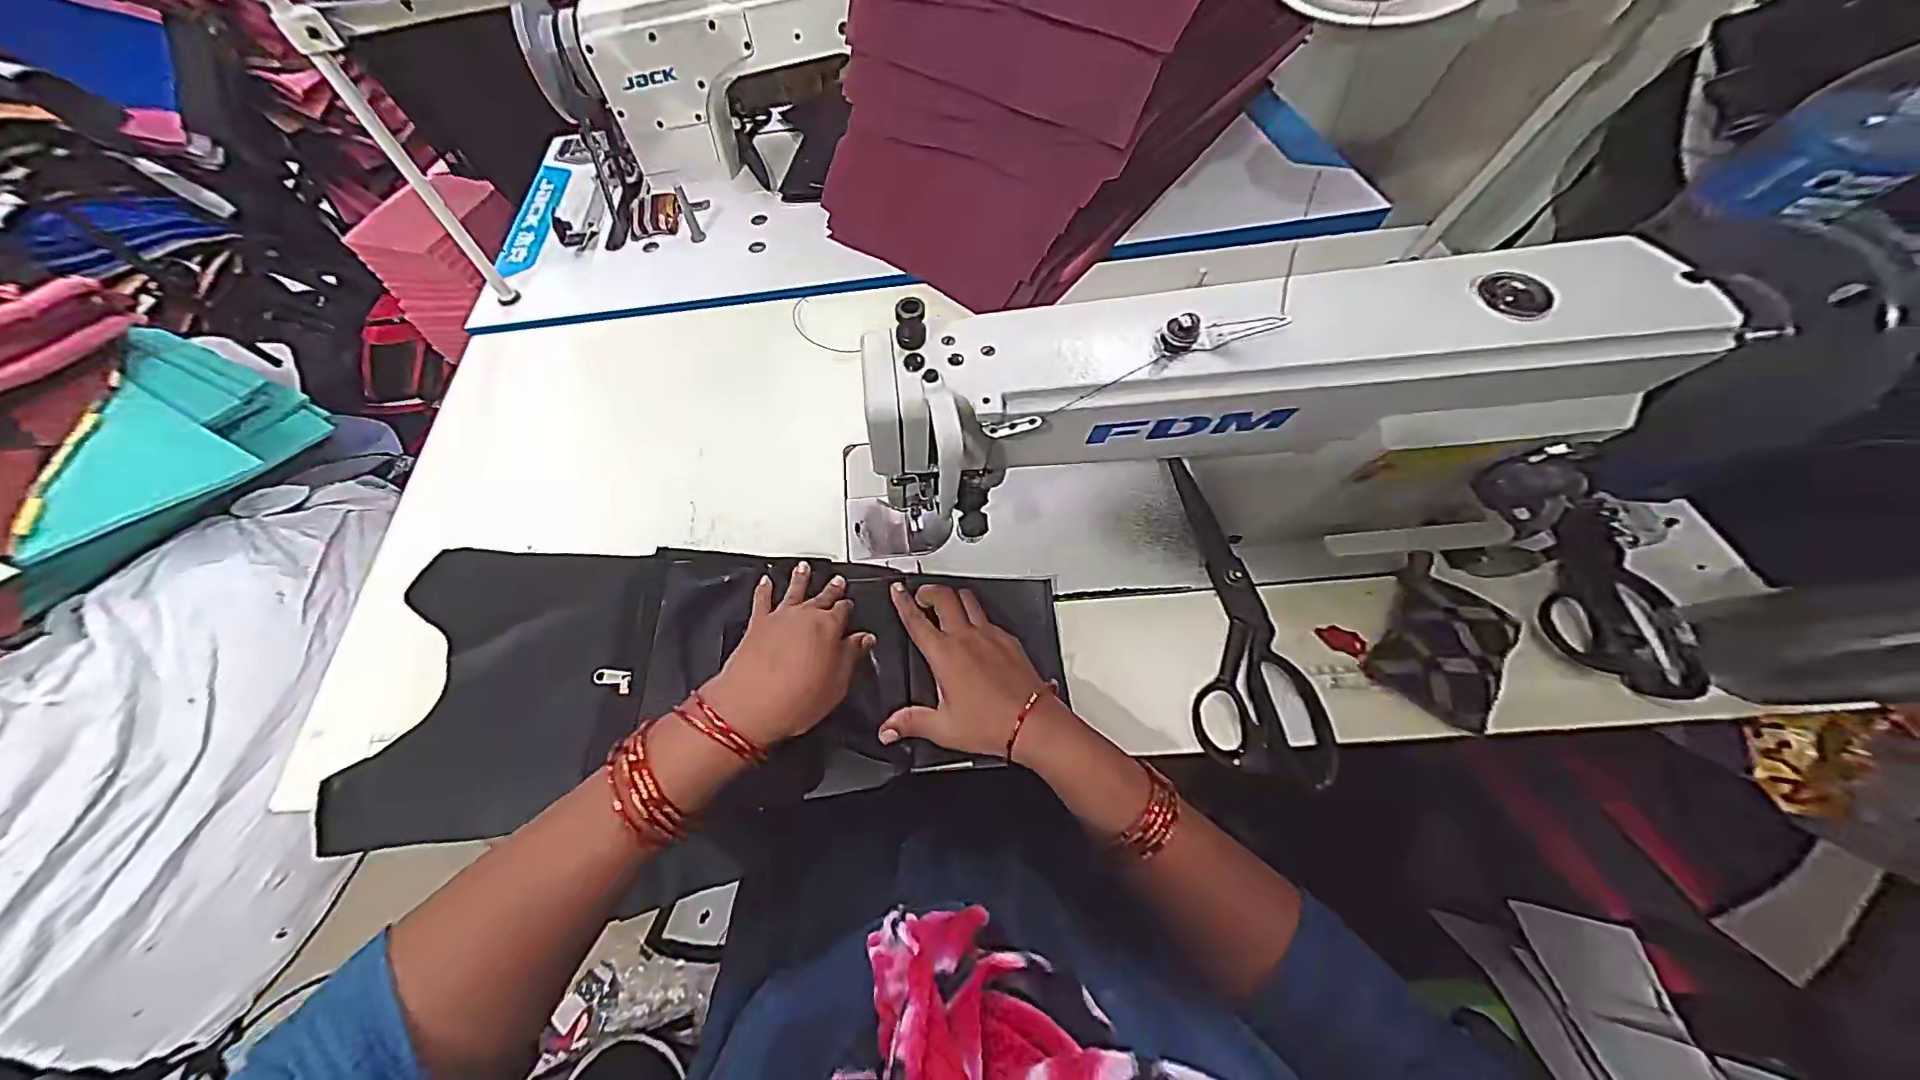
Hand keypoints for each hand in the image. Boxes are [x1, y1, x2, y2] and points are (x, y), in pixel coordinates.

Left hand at [699, 562, 875, 745]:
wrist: (750, 705)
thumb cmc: (794, 699)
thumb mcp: (837, 683)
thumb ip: (851, 657)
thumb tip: (863, 641)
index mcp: (829, 627)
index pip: (843, 610)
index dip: (848, 608)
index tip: (850, 606)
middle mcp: (804, 616)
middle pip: (822, 597)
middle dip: (832, 588)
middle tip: (837, 580)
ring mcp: (779, 618)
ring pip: (794, 590)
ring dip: (801, 578)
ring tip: (805, 567)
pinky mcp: (757, 624)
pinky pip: (762, 599)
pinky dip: (764, 589)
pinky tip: (766, 581)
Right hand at [880, 582, 1057, 757]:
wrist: (1032, 722)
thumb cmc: (993, 724)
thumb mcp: (943, 728)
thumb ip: (911, 722)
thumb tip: (890, 727)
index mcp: (945, 655)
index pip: (916, 620)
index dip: (903, 601)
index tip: (897, 591)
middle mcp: (967, 638)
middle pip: (944, 596)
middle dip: (928, 591)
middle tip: (920, 596)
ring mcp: (990, 636)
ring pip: (969, 599)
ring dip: (953, 597)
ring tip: (946, 604)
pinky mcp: (1009, 640)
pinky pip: (989, 618)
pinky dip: (977, 616)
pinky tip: (977, 631)